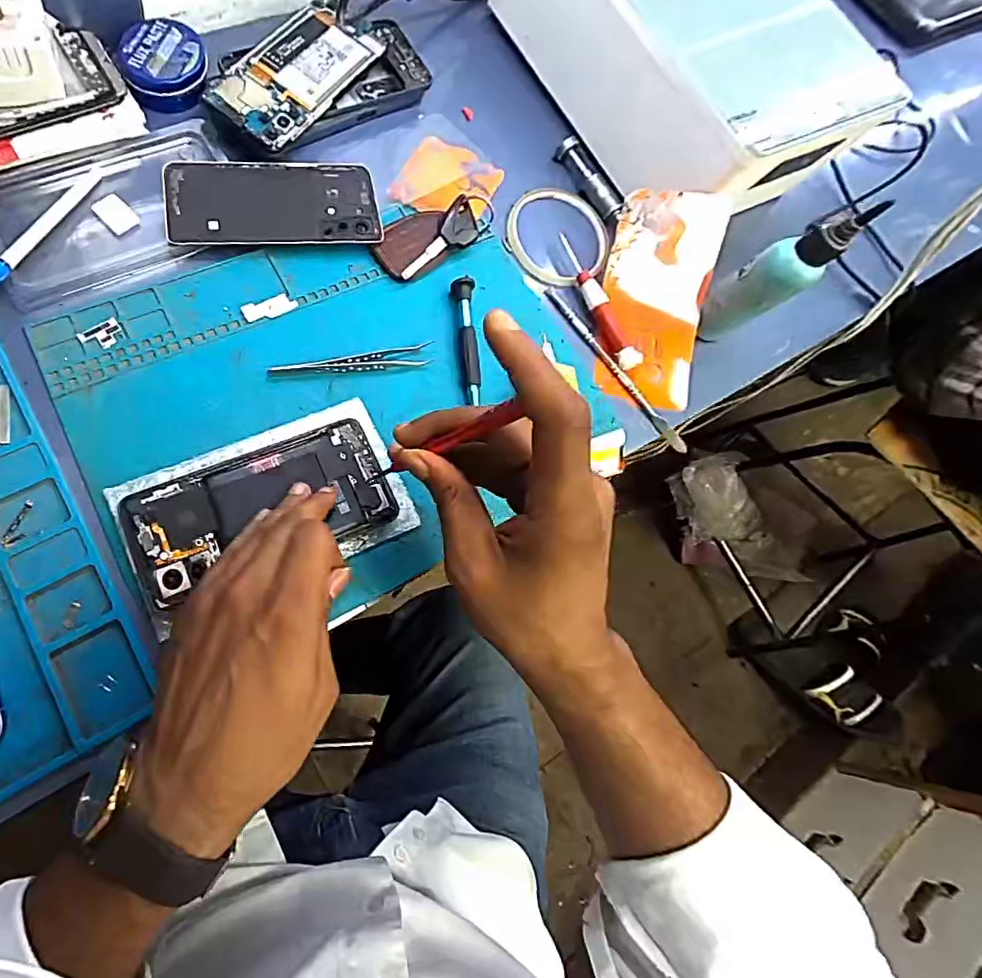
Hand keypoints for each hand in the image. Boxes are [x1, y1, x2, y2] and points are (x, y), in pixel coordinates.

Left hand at [130, 483, 349, 857]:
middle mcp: (246, 594)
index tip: (338, 555)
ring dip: (276, 515)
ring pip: (250, 536)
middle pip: (280, 529)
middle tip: (321, 496)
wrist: (187, 775)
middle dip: (305, 510)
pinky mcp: (190, 607)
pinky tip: (257, 531)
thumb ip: (322, 624)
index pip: (310, 539)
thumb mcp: (316, 691)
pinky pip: (224, 557)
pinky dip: (246, 537)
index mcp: (285, 615)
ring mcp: (212, 597)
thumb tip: (329, 581)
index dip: (329, 537)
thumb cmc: (264, 744)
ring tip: (294, 498)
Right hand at [390, 309, 616, 685]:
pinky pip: (514, 460)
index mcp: (566, 502)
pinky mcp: (557, 492)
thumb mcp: (471, 565)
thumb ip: (449, 499)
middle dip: (458, 424)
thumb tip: (417, 454)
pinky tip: (438, 465)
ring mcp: (570, 485)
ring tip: (410, 451)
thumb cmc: (524, 620)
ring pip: (512, 439)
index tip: (496, 325)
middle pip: (518, 425)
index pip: (558, 414)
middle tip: (405, 437)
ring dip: (461, 441)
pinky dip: (476, 459)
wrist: (568, 656)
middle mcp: (576, 482)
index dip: (528, 364)